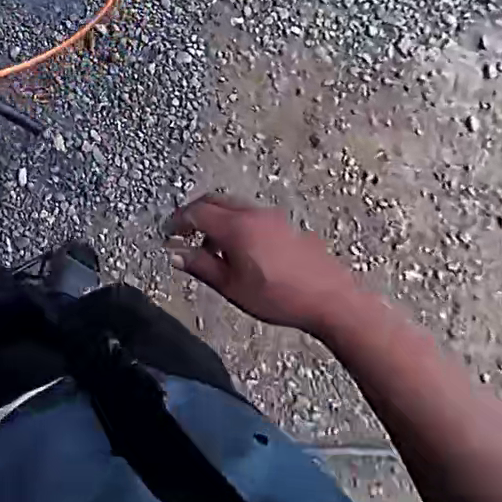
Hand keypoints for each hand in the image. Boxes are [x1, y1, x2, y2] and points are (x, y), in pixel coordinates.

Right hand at [165, 194, 363, 331]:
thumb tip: (175, 254)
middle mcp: (252, 214)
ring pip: (233, 206)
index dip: (178, 222)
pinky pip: (251, 214)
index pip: (196, 212)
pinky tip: (239, 251)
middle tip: (183, 233)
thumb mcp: (231, 287)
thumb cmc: (280, 297)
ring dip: (215, 219)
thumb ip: (200, 266)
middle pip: (213, 201)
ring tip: (211, 248)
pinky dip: (235, 223)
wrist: (332, 300)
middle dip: (194, 214)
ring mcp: (272, 217)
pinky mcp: (286, 225)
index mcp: (236, 227)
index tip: (168, 234)